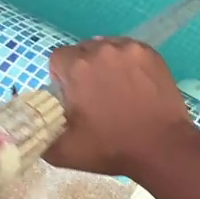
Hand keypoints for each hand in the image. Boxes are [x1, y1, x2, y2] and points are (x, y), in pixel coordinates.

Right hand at [45, 38, 198, 178]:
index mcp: (78, 68)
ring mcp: (130, 49)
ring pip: (107, 47)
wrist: (161, 146)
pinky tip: (134, 82)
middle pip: (83, 49)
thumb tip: (38, 126)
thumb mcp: (63, 151)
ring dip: (105, 62)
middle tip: (93, 94)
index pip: (58, 58)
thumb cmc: (111, 147)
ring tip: (115, 87)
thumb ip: (42, 134)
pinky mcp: (152, 54)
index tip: (71, 96)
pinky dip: (127, 62)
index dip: (61, 77)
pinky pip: (130, 50)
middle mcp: (103, 50)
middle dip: (83, 68)